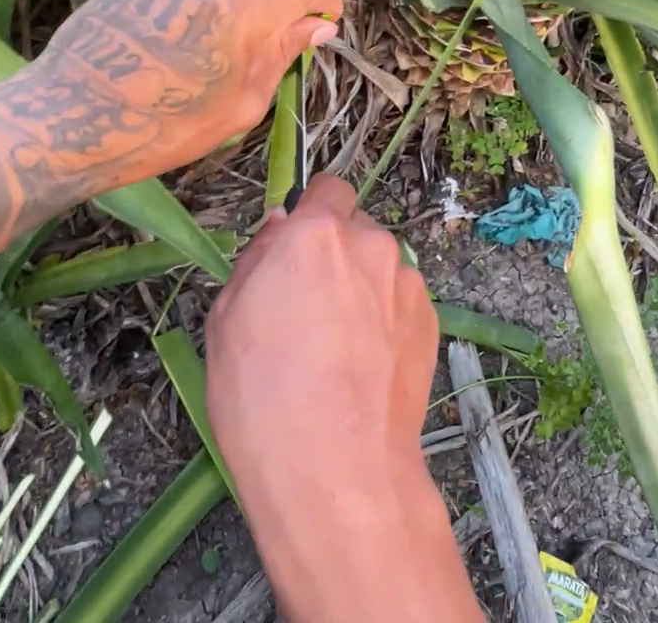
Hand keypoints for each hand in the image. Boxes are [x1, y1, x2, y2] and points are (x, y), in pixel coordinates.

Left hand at [11, 0, 340, 189]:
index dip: (324, 1)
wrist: (70, 117)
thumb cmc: (163, 127)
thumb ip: (283, 53)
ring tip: (249, 29)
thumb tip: (318, 27)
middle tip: (295, 27)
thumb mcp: (242, 103)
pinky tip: (210, 20)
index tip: (326, 23)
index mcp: (237, 7)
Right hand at [206, 176, 480, 621]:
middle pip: (354, 229)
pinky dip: (386, 317)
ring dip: (362, 287)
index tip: (297, 248)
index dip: (312, 214)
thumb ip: (256, 259)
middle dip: (335, 254)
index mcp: (316, 234)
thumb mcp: (226, 321)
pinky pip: (401, 300)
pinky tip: (365, 363)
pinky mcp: (431, 318)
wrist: (338, 469)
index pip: (327, 188)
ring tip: (338, 346)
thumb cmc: (262, 397)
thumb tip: (278, 228)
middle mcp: (371, 244)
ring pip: (379, 266)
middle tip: (308, 307)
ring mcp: (407, 282)